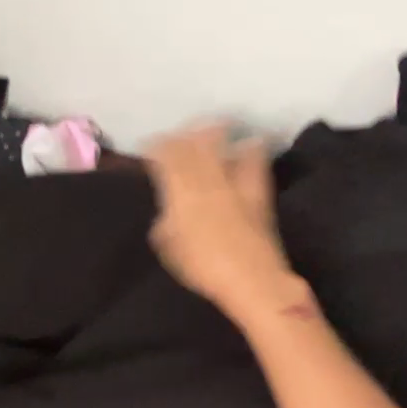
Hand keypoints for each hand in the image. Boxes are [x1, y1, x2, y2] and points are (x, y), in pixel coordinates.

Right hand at [143, 124, 297, 319]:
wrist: (253, 281)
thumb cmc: (203, 268)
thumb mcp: (168, 246)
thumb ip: (164, 221)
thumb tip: (167, 211)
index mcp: (180, 193)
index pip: (166, 156)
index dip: (156, 146)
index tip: (149, 146)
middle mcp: (206, 180)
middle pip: (192, 144)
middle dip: (182, 134)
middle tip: (177, 135)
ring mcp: (233, 183)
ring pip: (221, 146)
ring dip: (213, 131)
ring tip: (210, 126)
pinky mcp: (257, 192)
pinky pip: (254, 162)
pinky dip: (250, 149)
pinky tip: (249, 143)